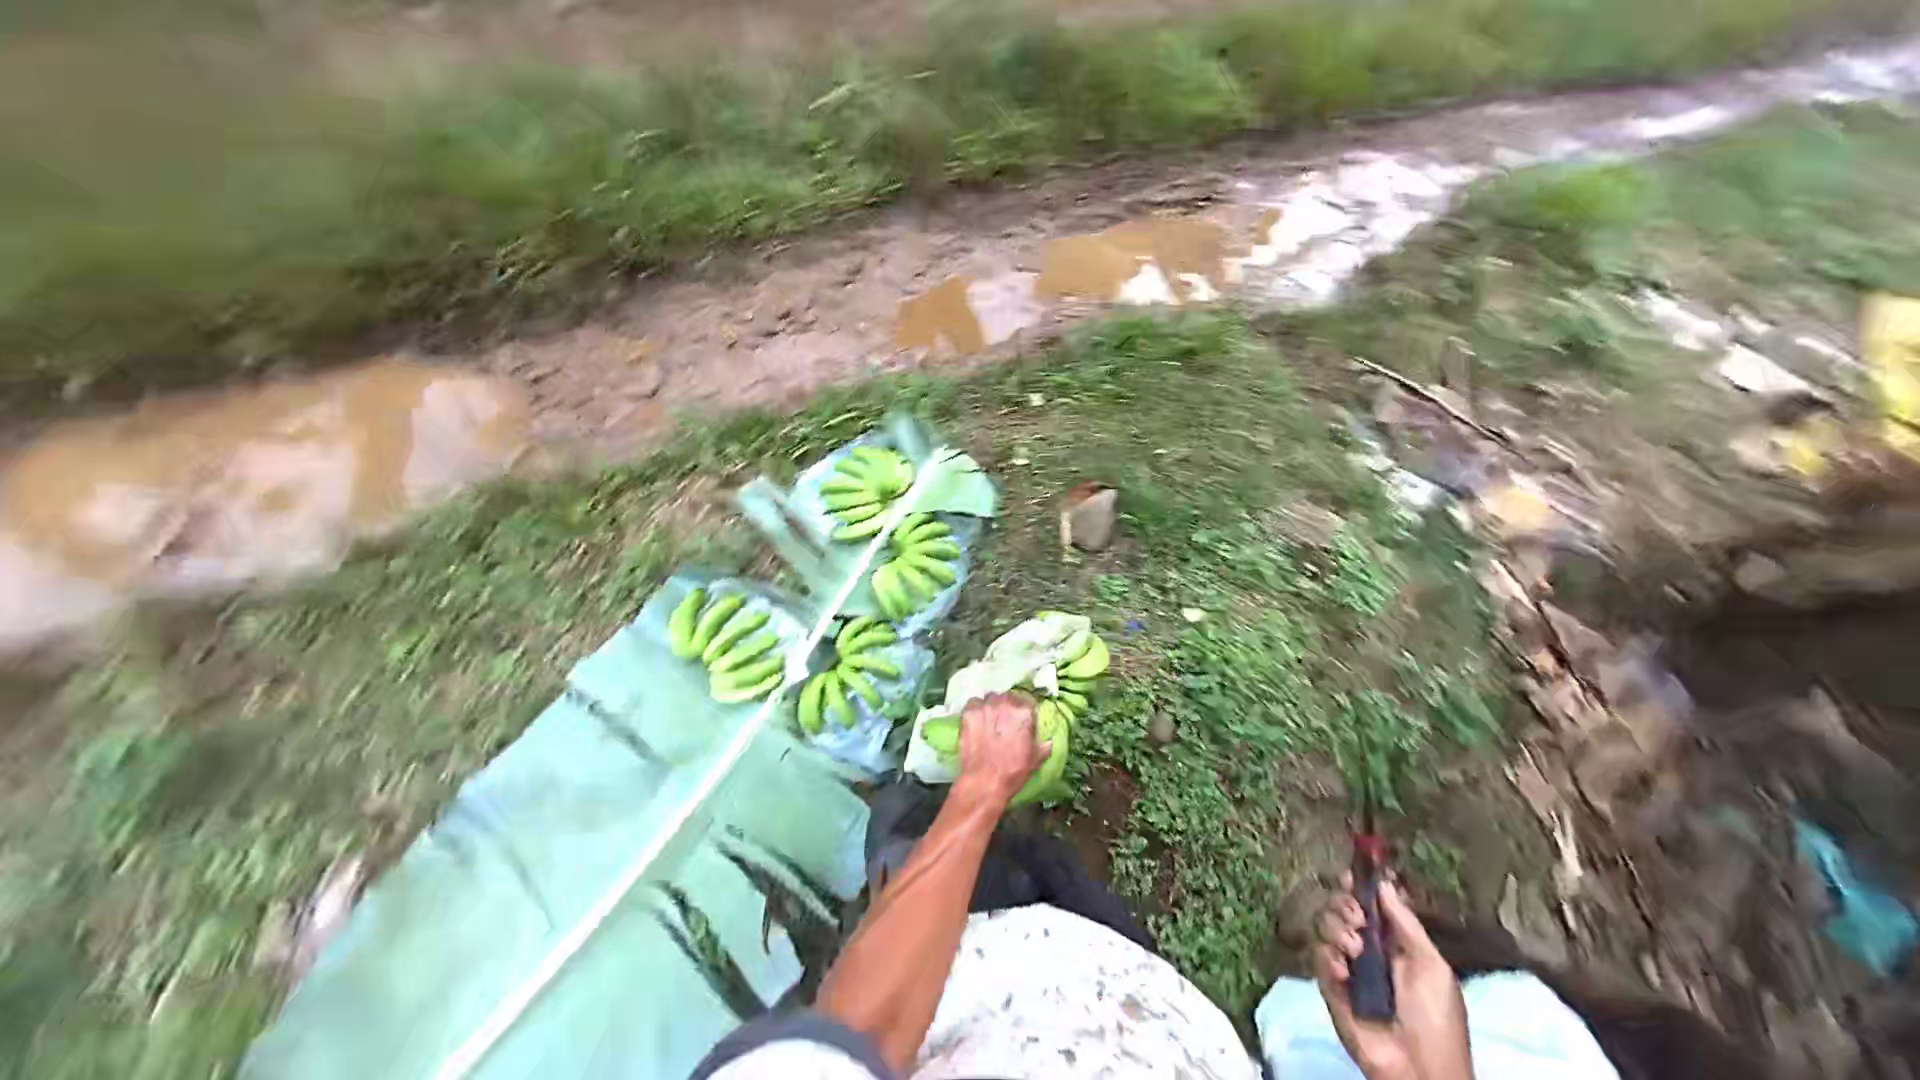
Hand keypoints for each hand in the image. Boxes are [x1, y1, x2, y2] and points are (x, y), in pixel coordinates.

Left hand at [955, 691, 1046, 805]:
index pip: (1028, 700)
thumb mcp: (1035, 760)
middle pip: (1008, 697)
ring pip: (990, 698)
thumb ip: (1043, 746)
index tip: (1024, 718)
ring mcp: (985, 706)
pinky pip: (973, 703)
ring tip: (990, 720)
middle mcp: (1005, 703)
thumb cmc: (1013, 772)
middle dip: (1008, 706)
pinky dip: (976, 710)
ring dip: (992, 706)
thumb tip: (1049, 741)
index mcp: (1024, 712)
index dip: (1026, 710)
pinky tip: (976, 721)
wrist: (984, 781)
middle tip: (1006, 720)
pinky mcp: (968, 712)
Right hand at [1315, 875, 1470, 1079]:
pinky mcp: (1328, 985)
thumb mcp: (1432, 967)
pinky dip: (1328, 959)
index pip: (1368, 904)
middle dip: (1344, 905)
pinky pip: (1317, 956)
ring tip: (1356, 952)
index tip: (1352, 877)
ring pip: (1324, 925)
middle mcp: (1366, 949)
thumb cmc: (1436, 1020)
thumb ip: (1406, 924)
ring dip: (1337, 930)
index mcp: (1393, 942)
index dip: (1358, 887)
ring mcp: (1345, 966)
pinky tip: (1343, 974)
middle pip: (1340, 907)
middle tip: (1357, 920)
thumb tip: (1384, 883)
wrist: (1420, 1071)